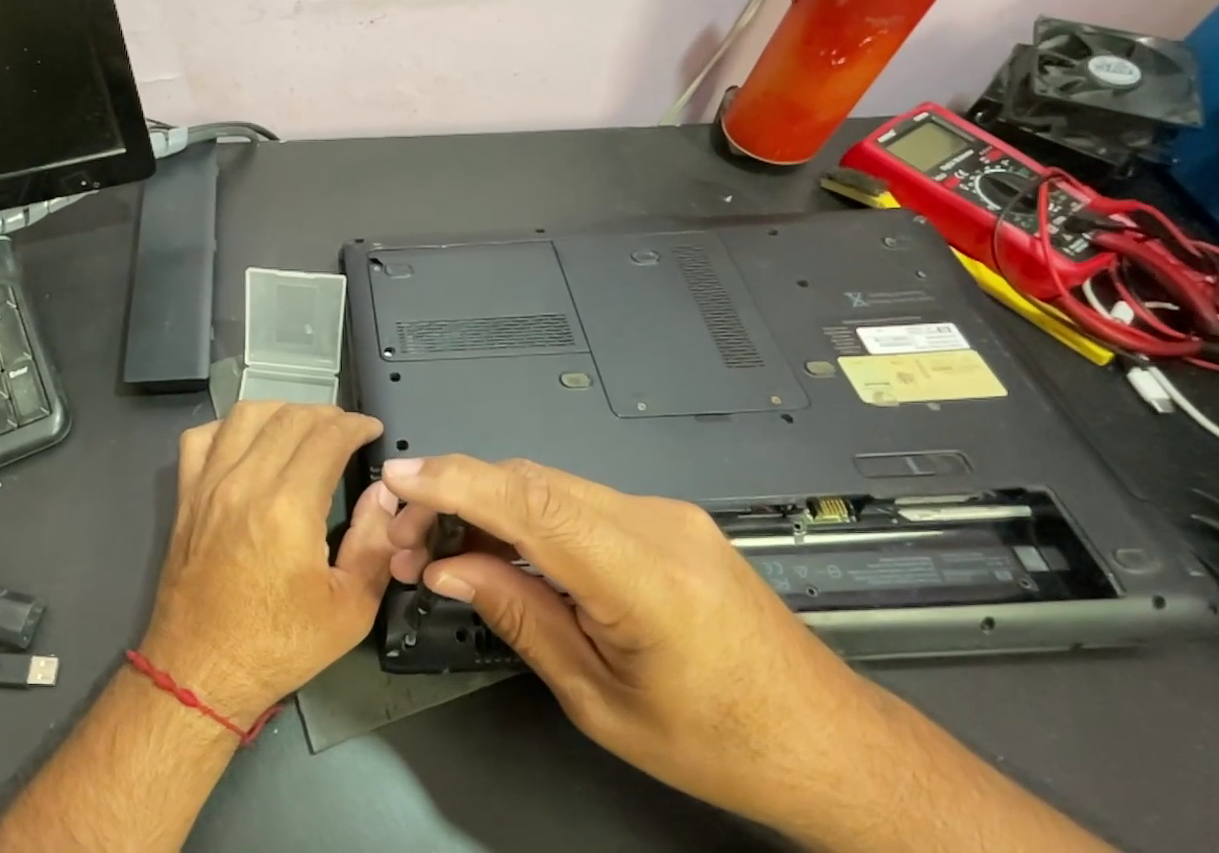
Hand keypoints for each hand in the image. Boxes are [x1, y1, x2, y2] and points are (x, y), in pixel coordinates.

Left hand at [141, 402, 396, 722]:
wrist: (203, 671)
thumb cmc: (279, 644)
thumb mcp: (351, 608)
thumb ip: (375, 543)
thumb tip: (383, 495)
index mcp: (288, 507)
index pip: (327, 436)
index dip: (355, 425)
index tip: (371, 430)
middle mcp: (244, 484)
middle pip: (288, 417)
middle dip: (326, 414)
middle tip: (345, 431)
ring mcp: (208, 486)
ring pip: (244, 416)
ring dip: (280, 412)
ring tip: (302, 430)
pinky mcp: (186, 497)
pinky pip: (200, 438)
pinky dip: (228, 428)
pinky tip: (247, 444)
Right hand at [381, 455, 902, 831]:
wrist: (819, 737)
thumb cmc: (720, 738)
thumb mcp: (596, 698)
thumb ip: (518, 618)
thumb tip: (451, 571)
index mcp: (646, 578)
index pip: (530, 502)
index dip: (454, 482)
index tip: (399, 478)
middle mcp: (659, 528)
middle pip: (530, 481)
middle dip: (454, 496)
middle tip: (404, 537)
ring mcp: (666, 517)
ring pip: (549, 485)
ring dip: (486, 505)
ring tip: (439, 548)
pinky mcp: (665, 522)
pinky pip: (577, 501)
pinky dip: (524, 515)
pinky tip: (497, 547)